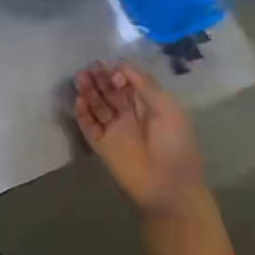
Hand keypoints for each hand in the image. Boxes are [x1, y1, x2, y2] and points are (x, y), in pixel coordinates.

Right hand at [74, 62, 207, 220]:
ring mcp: (114, 130)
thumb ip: (146, 86)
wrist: (168, 187)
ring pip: (97, 105)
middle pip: (110, 92)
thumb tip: (122, 67)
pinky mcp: (101, 145)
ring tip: (81, 78)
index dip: (119, 73)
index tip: (113, 73)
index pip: (128, 82)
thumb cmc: (175, 146)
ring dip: (89, 91)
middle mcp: (129, 115)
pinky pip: (88, 126)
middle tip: (89, 68)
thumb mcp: (168, 109)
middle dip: (100, 79)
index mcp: (149, 105)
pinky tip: (79, 101)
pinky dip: (83, 113)